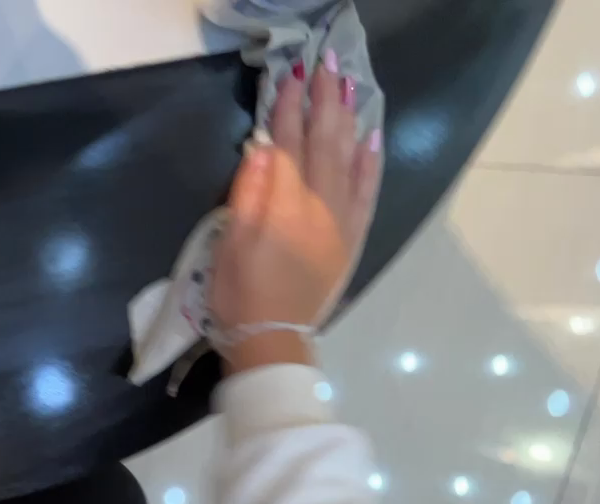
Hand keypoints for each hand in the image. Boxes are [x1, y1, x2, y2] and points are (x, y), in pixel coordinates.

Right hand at [210, 49, 382, 373]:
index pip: (287, 145)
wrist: (272, 339)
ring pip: (349, 158)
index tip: (289, 76)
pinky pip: (367, 191)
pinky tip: (370, 139)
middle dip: (324, 103)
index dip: (287, 110)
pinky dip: (370, 162)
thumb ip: (247, 194)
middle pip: (323, 143)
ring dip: (348, 119)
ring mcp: (341, 220)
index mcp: (284, 205)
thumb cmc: (239, 296)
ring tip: (349, 89)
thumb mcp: (229, 246)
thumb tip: (261, 149)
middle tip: (326, 67)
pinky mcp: (351, 237)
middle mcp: (319, 204)